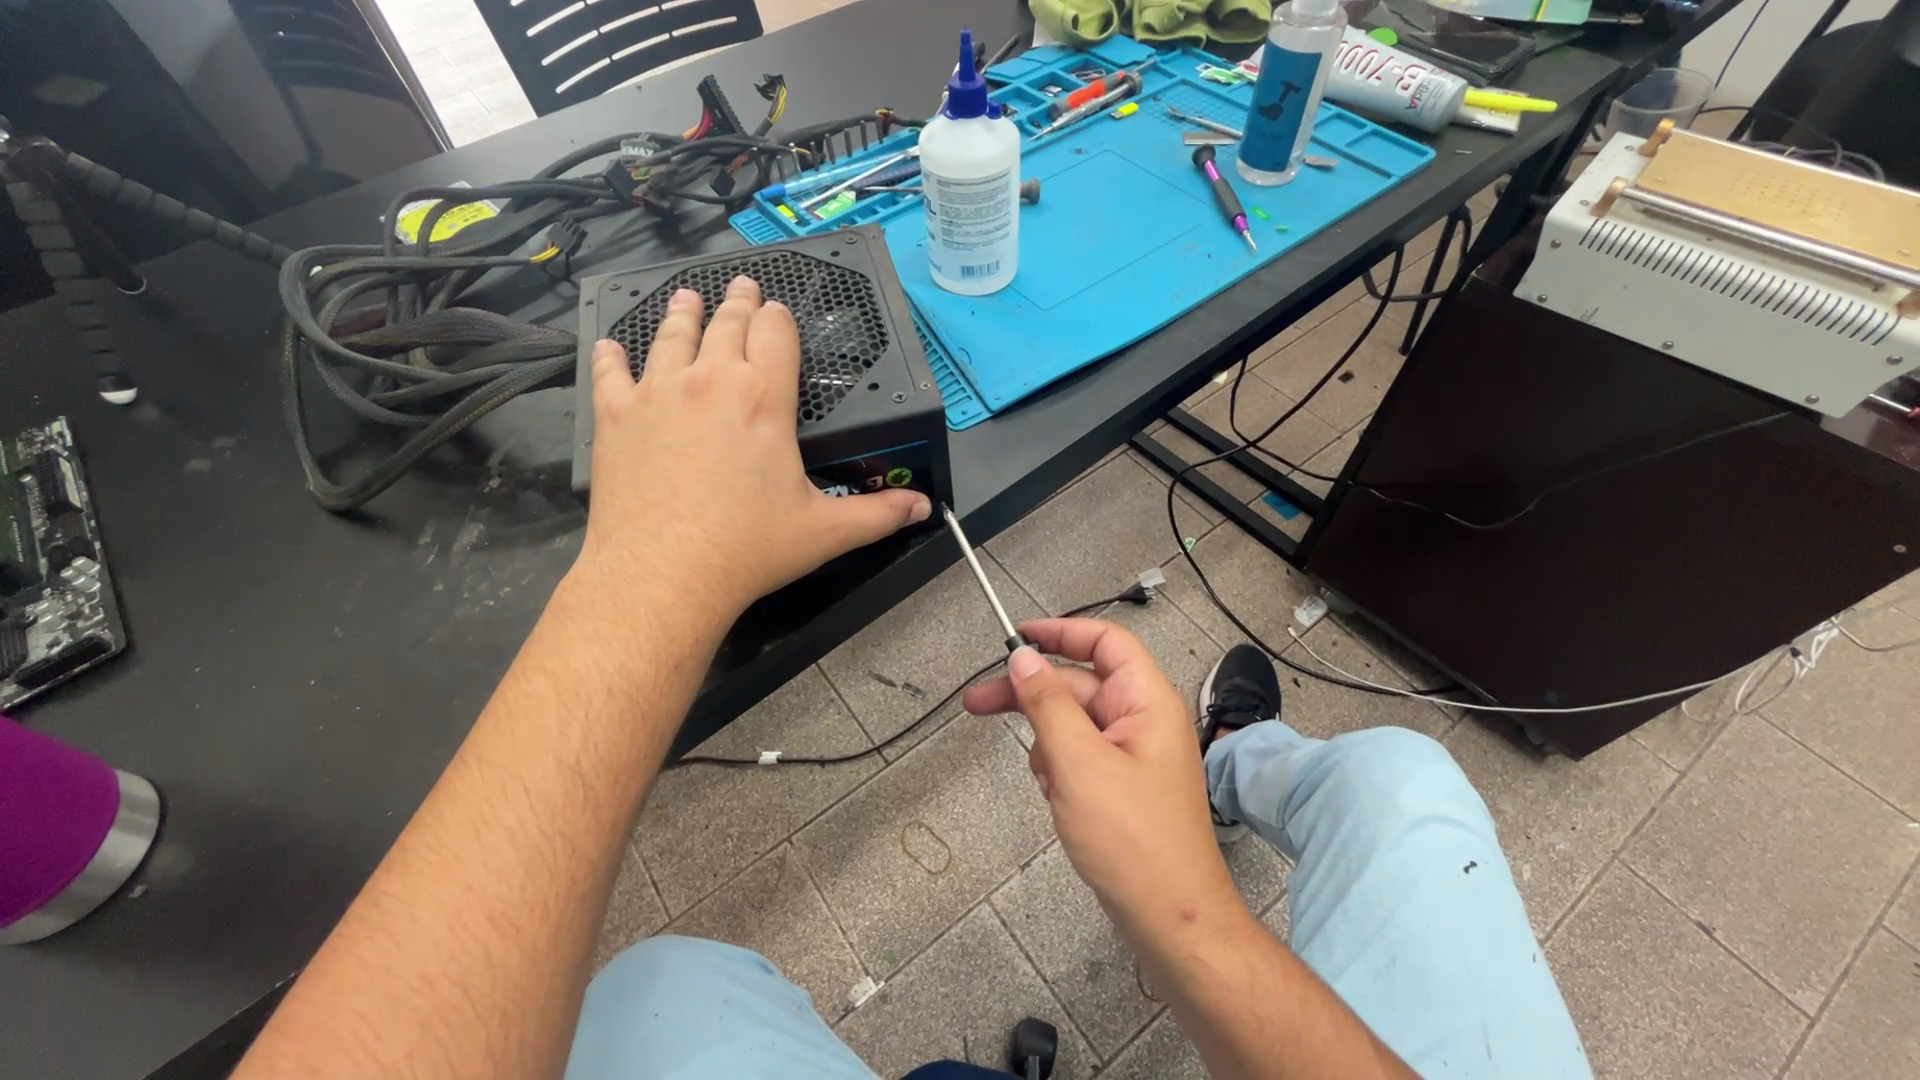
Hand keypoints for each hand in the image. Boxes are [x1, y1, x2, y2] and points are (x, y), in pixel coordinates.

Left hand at [578, 276, 930, 619]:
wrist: (664, 573)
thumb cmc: (747, 548)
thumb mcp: (826, 531)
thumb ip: (878, 514)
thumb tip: (920, 507)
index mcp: (764, 399)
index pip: (776, 334)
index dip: (779, 316)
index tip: (777, 307)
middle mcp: (711, 382)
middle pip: (727, 324)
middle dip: (738, 302)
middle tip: (741, 286)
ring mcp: (657, 393)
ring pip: (672, 336)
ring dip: (683, 313)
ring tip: (688, 298)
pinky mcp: (616, 416)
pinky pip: (611, 371)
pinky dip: (613, 355)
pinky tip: (613, 346)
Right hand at [964, 619, 1242, 942]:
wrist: (1169, 918)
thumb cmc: (1135, 843)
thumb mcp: (1078, 762)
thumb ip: (1047, 703)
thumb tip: (1024, 659)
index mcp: (1147, 702)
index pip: (1105, 642)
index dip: (1060, 631)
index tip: (1017, 635)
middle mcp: (1144, 721)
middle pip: (1078, 685)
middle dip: (1031, 696)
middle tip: (978, 703)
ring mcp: (1134, 755)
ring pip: (1073, 726)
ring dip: (1047, 746)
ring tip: (1048, 783)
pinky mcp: (1122, 785)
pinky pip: (1079, 758)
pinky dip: (1059, 772)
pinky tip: (1058, 800)